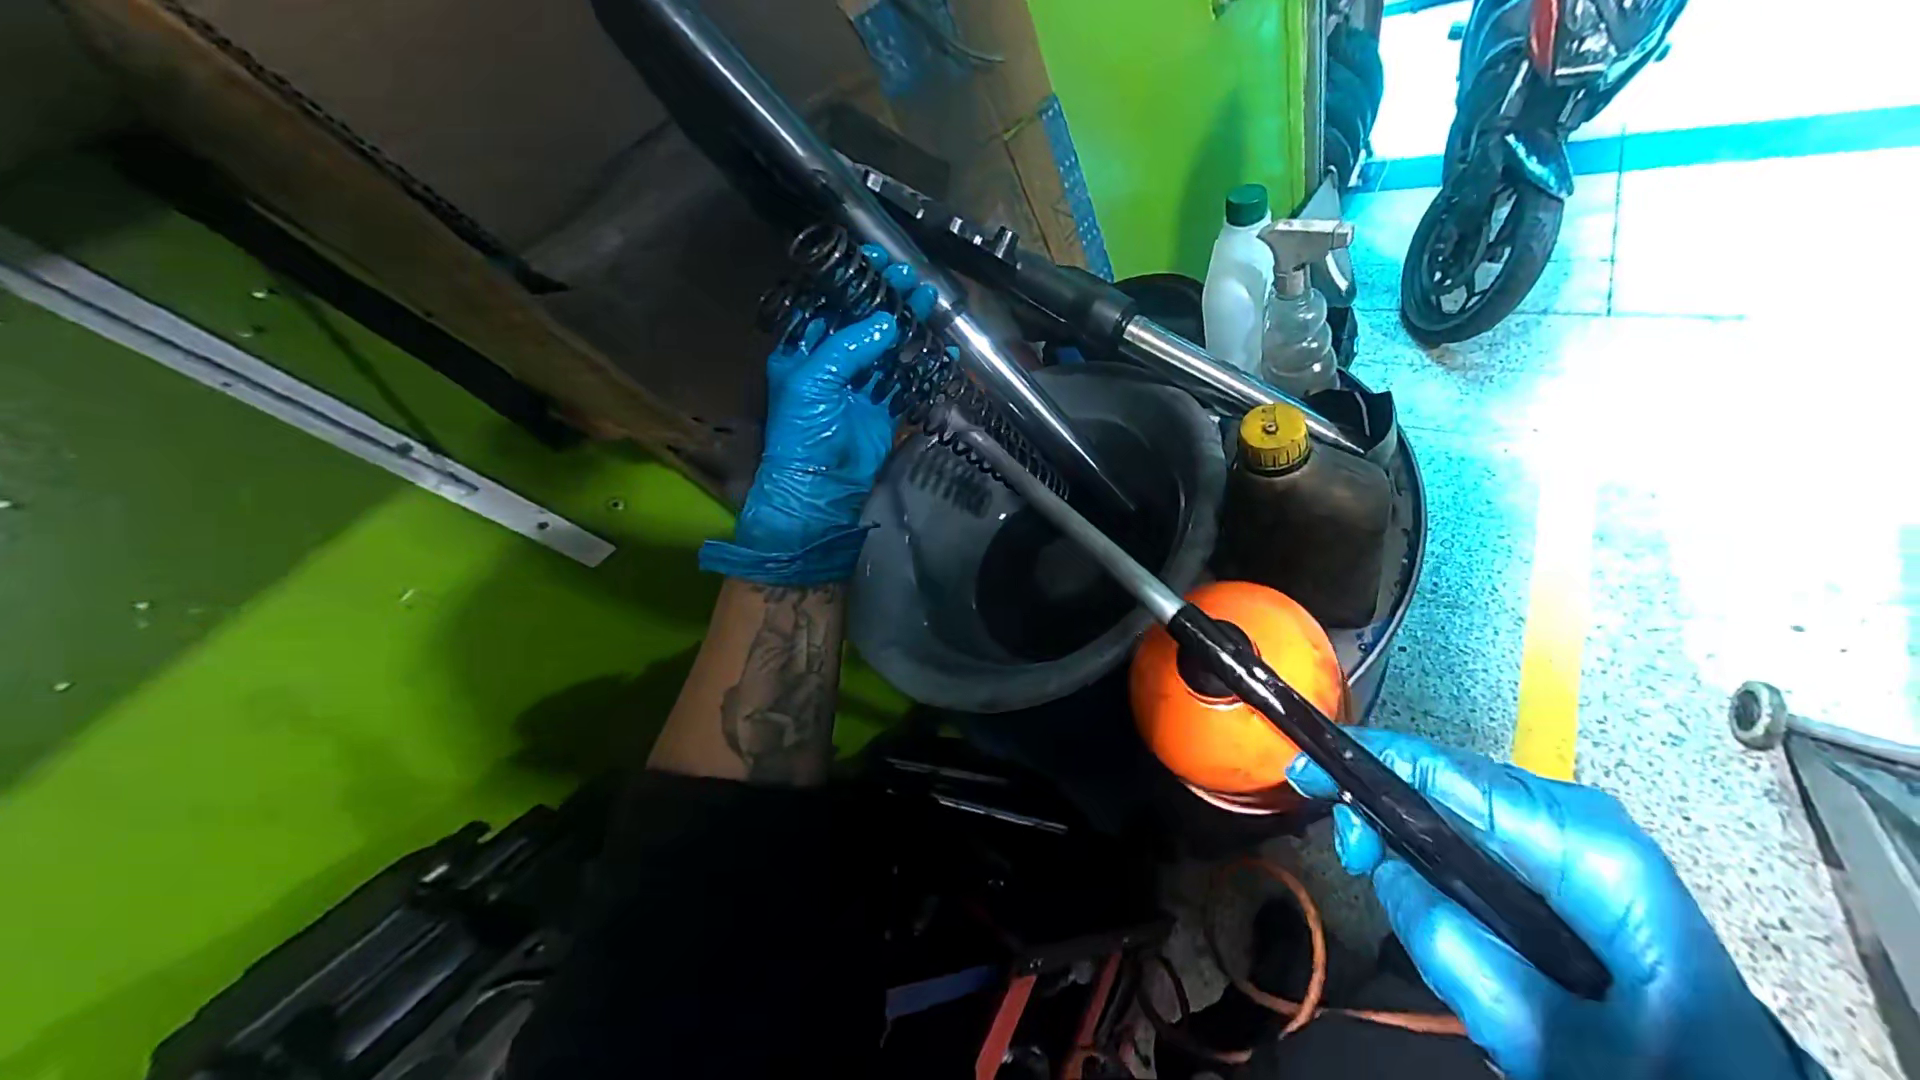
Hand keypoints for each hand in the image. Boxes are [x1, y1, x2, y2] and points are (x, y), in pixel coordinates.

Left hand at [700, 245, 935, 584]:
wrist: (821, 488)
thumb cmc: (803, 433)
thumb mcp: (814, 382)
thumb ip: (848, 347)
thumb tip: (886, 321)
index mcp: (805, 351)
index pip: (829, 304)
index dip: (851, 280)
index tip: (876, 258)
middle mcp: (833, 363)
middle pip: (863, 321)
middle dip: (886, 298)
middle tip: (911, 278)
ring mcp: (861, 385)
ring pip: (887, 345)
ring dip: (908, 324)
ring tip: (929, 300)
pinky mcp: (885, 408)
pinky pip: (907, 379)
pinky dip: (924, 362)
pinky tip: (941, 347)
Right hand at [1287, 731, 1817, 1079]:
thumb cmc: (1643, 1069)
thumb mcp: (1527, 1023)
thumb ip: (1439, 935)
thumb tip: (1379, 862)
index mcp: (1582, 848)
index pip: (1449, 773)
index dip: (1367, 760)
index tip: (1306, 770)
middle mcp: (1578, 821)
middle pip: (1446, 782)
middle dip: (1384, 810)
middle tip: (1351, 856)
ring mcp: (1574, 836)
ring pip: (1452, 809)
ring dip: (1407, 840)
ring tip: (1388, 881)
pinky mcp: (1563, 856)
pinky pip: (1474, 835)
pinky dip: (1434, 854)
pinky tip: (1428, 891)